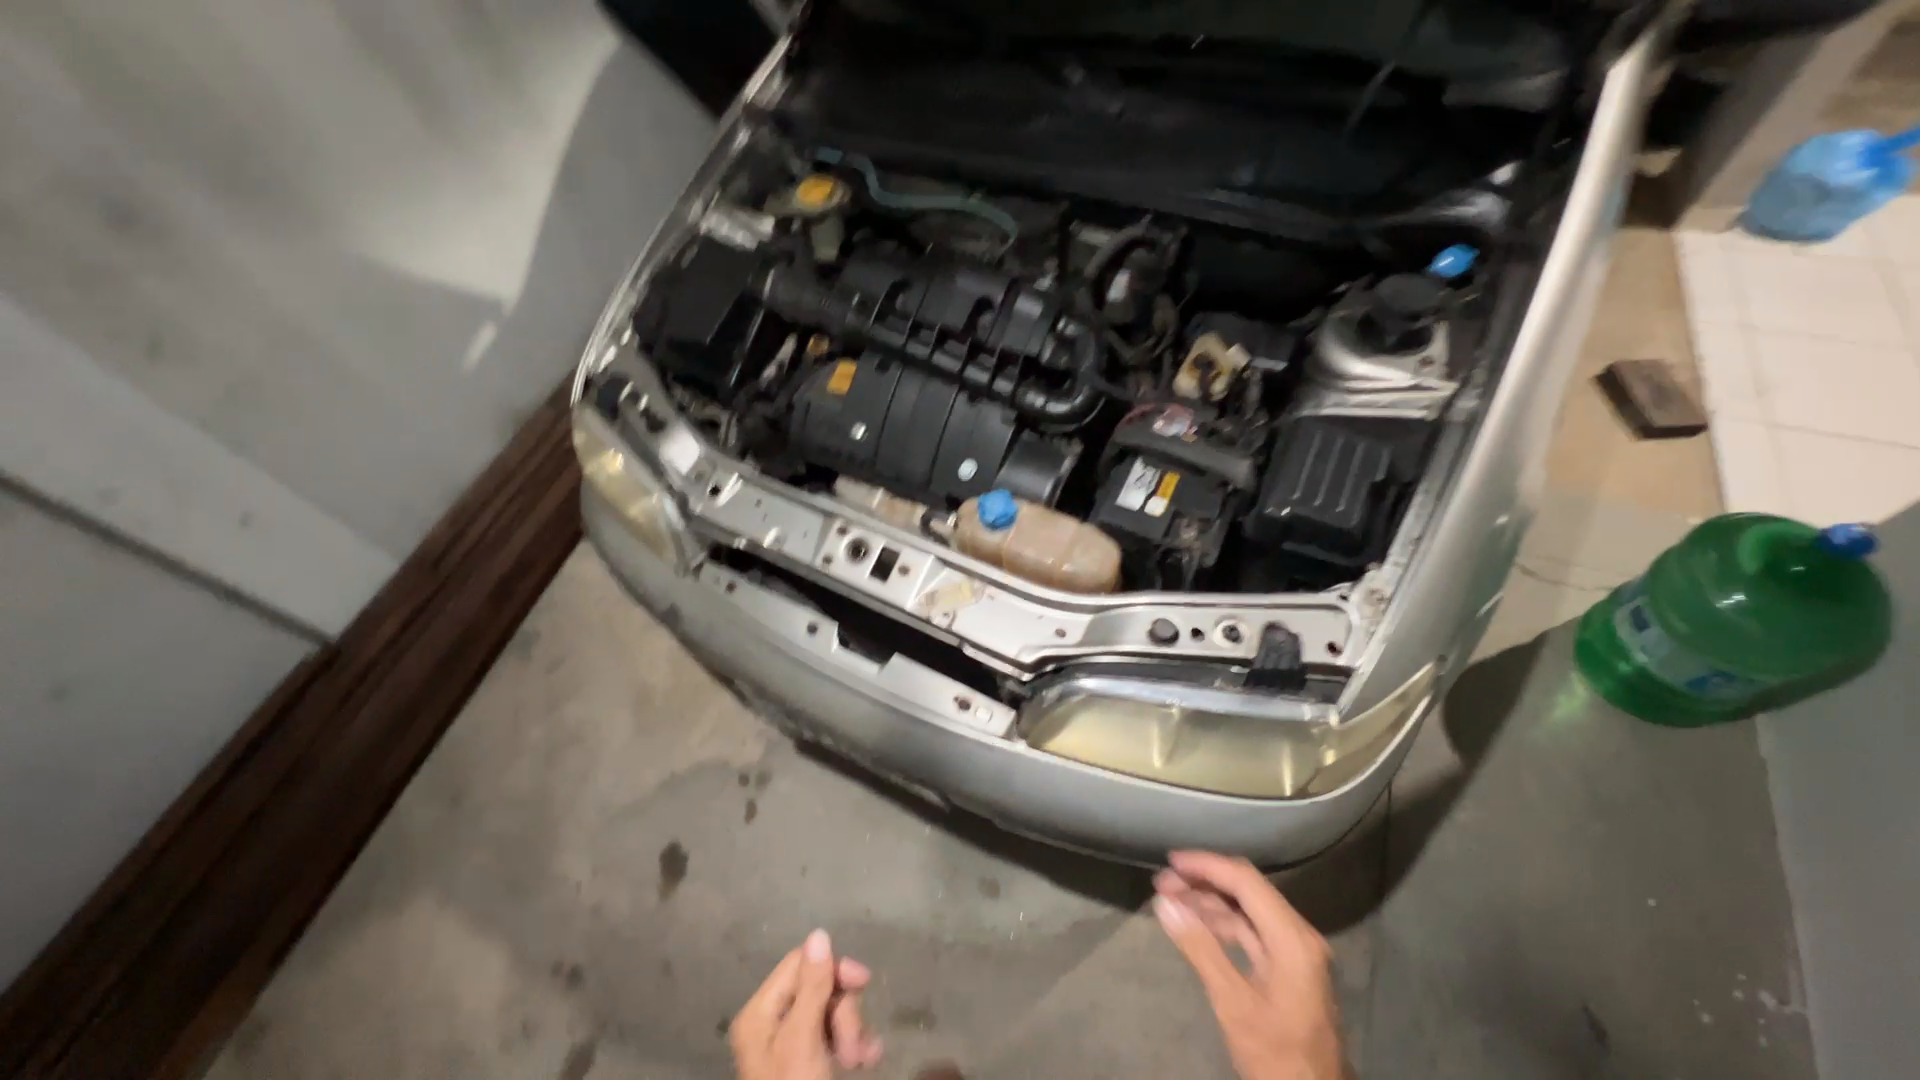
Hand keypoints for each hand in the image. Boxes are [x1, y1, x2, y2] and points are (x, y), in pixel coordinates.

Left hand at [731, 929, 884, 1079]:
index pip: (799, 964)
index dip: (833, 968)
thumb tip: (819, 933)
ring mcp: (786, 1045)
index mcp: (759, 1013)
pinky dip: (852, 1044)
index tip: (864, 982)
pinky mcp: (804, 1063)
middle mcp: (769, 1023)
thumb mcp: (804, 1039)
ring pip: (828, 1013)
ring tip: (863, 1059)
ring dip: (852, 1031)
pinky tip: (867, 1059)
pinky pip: (831, 1037)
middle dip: (844, 1012)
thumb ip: (812, 987)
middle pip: (816, 989)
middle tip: (855, 1044)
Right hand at [1153, 851, 1345, 1079]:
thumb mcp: (1233, 1003)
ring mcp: (1296, 953)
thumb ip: (1200, 948)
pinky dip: (1223, 925)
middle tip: (1163, 885)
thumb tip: (1164, 903)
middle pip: (1248, 891)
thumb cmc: (1276, 1056)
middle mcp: (1299, 936)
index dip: (1206, 866)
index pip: (1246, 882)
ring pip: (1248, 911)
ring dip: (1211, 903)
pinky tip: (1197, 927)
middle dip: (1204, 883)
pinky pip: (1253, 932)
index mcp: (1292, 938)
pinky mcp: (1289, 969)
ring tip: (1172, 903)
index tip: (1170, 862)